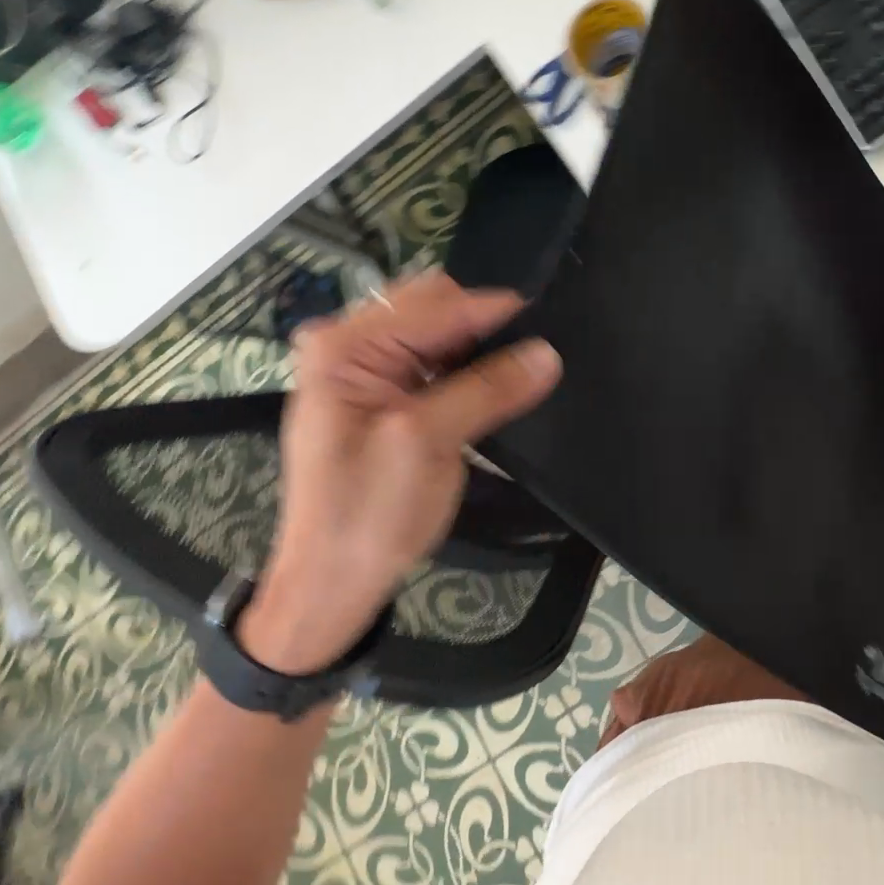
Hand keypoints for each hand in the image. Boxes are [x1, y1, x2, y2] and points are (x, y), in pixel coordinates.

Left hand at [238, 271, 561, 674]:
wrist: (331, 581)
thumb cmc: (368, 514)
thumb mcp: (429, 444)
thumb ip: (487, 390)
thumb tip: (547, 353)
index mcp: (345, 345)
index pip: (436, 304)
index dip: (496, 313)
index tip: (552, 326)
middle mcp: (347, 343)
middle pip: (434, 308)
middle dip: (484, 328)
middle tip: (534, 359)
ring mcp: (360, 367)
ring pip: (438, 333)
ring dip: (477, 350)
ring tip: (520, 374)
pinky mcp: (378, 393)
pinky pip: (431, 361)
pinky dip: (463, 369)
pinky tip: (489, 390)